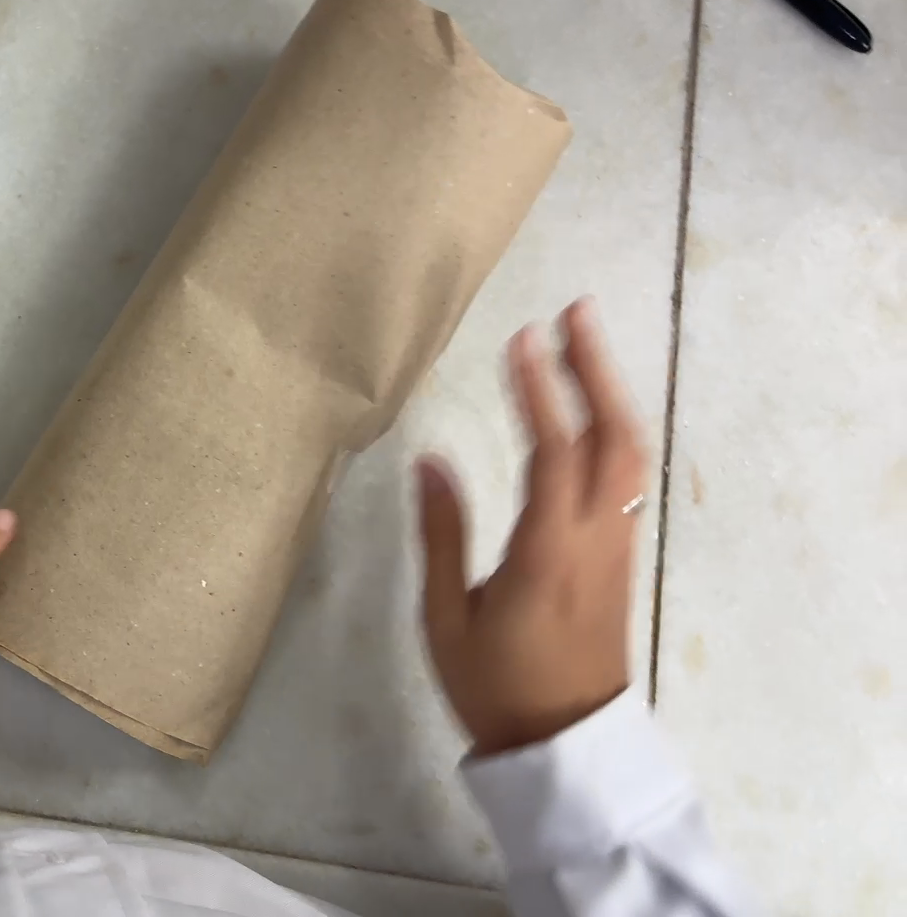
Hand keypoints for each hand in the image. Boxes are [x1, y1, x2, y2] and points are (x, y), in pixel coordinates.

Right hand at [416, 298, 649, 756]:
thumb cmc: (491, 680)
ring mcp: (615, 547)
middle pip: (615, 441)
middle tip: (574, 314)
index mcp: (547, 551)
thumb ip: (443, 532)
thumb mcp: (447, 611)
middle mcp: (596, 539)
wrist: (563, 744)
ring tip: (580, 348)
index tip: (520, 338)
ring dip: (609, 395)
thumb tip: (430, 460)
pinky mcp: (615, 557)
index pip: (552, 452)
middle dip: (597, 371)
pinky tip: (586, 415)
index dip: (538, 391)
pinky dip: (609, 431)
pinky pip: (622, 480)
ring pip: (630, 457)